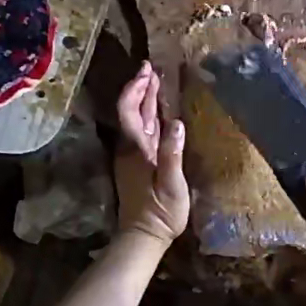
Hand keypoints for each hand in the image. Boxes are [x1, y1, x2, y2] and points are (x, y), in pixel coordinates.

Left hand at [114, 62, 188, 246]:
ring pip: (137, 122)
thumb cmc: (160, 212)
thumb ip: (172, 154)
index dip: (136, 88)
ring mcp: (133, 158)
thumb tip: (175, 123)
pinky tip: (159, 115)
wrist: (143, 237)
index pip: (129, 111)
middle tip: (151, 69)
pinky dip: (149, 118)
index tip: (146, 70)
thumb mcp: (171, 185)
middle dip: (140, 89)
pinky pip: (142, 134)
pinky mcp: (138, 166)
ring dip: (144, 101)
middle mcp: (131, 150)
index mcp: (137, 150)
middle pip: (131, 112)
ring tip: (155, 83)